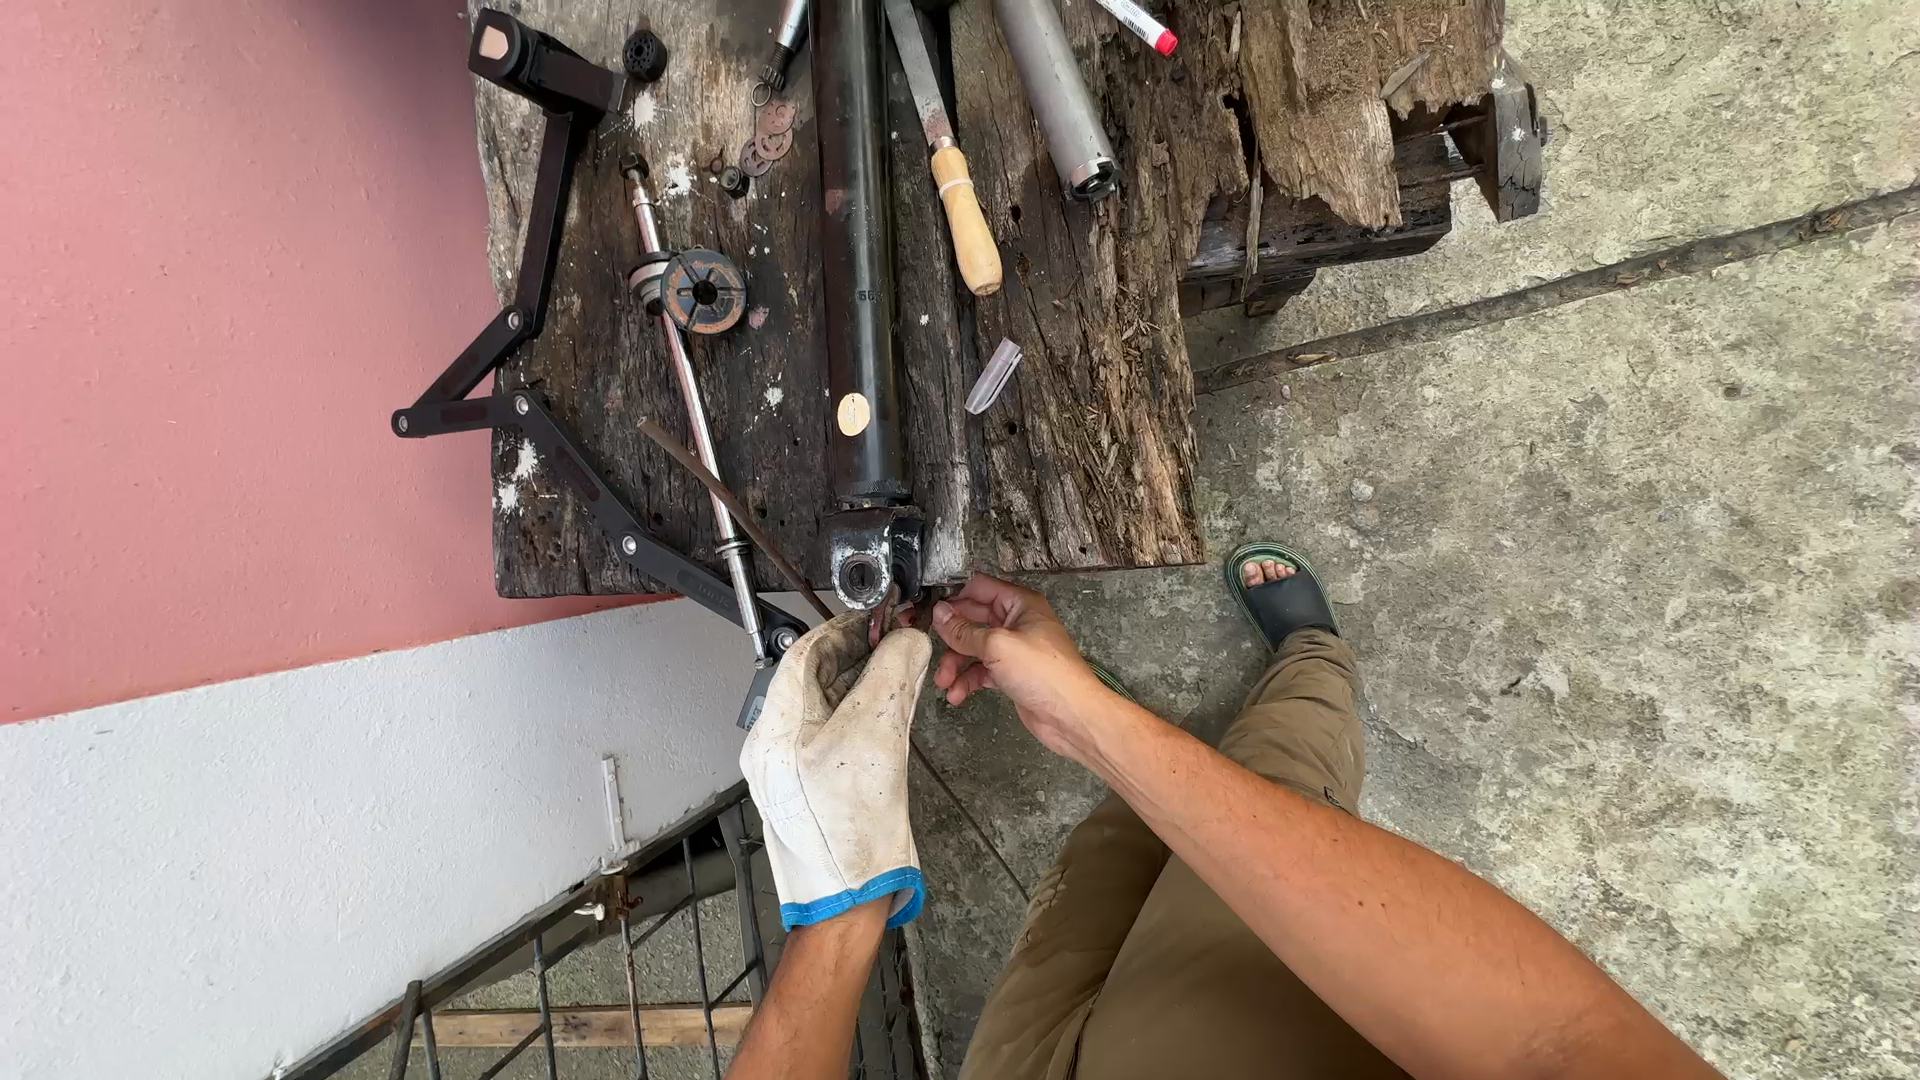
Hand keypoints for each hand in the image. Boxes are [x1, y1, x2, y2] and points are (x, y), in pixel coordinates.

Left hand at [739, 612, 930, 929]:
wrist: (850, 902)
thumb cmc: (852, 830)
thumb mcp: (876, 737)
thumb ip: (892, 676)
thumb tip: (908, 638)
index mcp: (775, 728)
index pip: (805, 655)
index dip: (844, 628)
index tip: (878, 619)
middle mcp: (777, 742)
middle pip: (816, 677)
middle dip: (859, 652)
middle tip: (896, 639)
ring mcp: (794, 764)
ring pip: (831, 702)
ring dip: (866, 678)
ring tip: (901, 663)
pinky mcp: (816, 781)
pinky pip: (839, 729)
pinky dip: (867, 708)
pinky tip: (894, 700)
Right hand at [927, 573, 1121, 763]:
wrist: (1071, 716)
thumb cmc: (1048, 675)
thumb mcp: (998, 646)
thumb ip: (965, 631)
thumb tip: (941, 615)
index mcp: (1021, 604)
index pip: (980, 588)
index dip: (955, 598)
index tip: (931, 610)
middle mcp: (1018, 622)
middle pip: (973, 620)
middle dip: (951, 636)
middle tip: (930, 646)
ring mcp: (1015, 649)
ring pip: (974, 648)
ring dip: (956, 664)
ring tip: (944, 681)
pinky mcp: (1012, 674)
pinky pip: (982, 671)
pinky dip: (967, 681)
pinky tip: (957, 694)